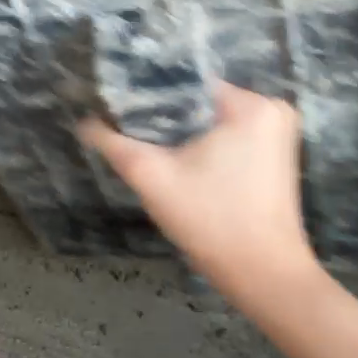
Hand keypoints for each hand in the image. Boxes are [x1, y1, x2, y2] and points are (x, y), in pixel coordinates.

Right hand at [78, 82, 317, 293]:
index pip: (180, 83)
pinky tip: (169, 160)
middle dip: (156, 116)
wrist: (261, 273)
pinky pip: (219, 135)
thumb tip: (82, 120)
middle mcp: (271, 110)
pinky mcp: (272, 155)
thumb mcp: (147, 173)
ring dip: (172, 132)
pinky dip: (192, 144)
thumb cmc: (209, 217)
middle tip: (121, 130)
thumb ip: (109, 140)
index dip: (141, 95)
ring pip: (202, 119)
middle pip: (192, 101)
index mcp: (250, 106)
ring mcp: (275, 134)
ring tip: (140, 145)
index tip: (111, 110)